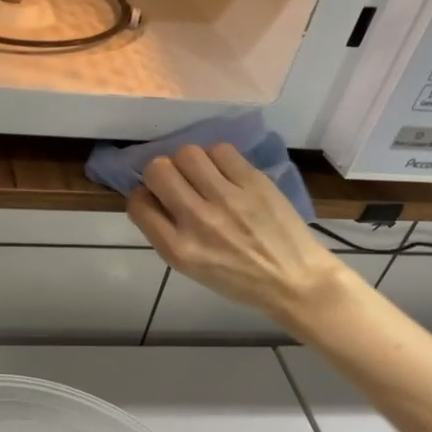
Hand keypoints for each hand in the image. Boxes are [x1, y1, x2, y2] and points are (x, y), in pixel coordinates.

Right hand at [127, 144, 352, 329]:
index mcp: (178, 249)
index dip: (142, 195)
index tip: (155, 198)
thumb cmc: (238, 280)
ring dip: (189, 161)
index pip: (138, 204)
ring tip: (202, 175)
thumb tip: (154, 196)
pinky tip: (225, 172)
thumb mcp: (190, 268)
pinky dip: (217, 158)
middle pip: (158, 170)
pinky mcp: (254, 182)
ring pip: (188, 153)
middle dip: (160, 171)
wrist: (293, 279)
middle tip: (176, 181)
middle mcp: (198, 221)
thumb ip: (167, 233)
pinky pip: (221, 151)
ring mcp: (228, 198)